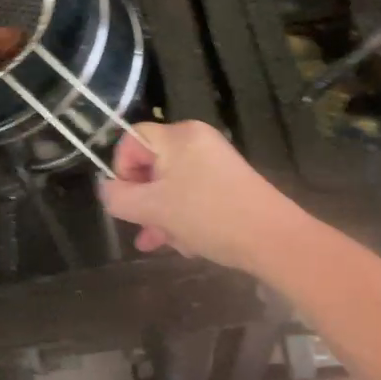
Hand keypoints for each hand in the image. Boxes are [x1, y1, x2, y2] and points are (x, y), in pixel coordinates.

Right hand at [98, 121, 307, 274]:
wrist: (274, 239)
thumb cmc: (208, 216)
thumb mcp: (153, 209)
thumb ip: (119, 197)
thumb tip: (107, 189)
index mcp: (178, 135)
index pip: (131, 140)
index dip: (121, 170)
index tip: (128, 201)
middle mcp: (196, 140)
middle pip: (152, 164)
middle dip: (143, 200)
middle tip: (144, 229)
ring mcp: (215, 161)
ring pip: (171, 184)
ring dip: (161, 214)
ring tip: (163, 244)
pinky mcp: (229, 182)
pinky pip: (192, 192)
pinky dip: (183, 214)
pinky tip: (185, 244)